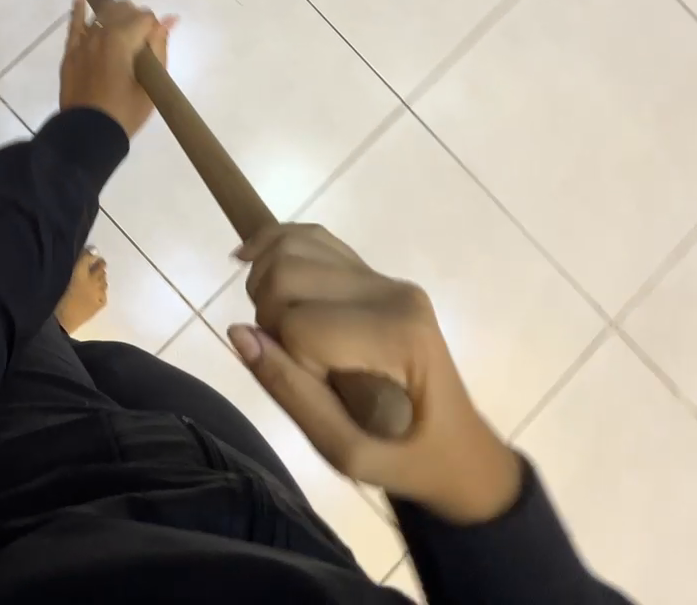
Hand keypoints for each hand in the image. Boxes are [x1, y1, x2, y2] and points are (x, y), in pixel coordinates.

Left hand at [58, 0, 175, 137]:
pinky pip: (73, 25)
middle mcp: (100, 32)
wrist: (88, 133)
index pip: (145, 16)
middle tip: (141, 42)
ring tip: (123, 26)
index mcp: (122, 38)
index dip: (154, 28)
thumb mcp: (150, 81)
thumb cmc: (125, 111)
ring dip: (114, 15)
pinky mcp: (70, 53)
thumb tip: (169, 20)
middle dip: (135, 19)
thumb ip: (158, 46)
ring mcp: (82, 41)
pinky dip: (77, 9)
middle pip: (123, 10)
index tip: (154, 46)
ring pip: (101, 14)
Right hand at [226, 224, 521, 524]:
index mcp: (396, 338)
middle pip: (287, 272)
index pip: (298, 324)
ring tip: (274, 322)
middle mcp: (391, 292)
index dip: (287, 361)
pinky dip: (271, 242)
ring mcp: (383, 276)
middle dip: (266, 315)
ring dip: (263, 279)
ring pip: (291, 245)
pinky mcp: (372, 272)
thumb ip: (290, 392)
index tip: (314, 393)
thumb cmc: (406, 460)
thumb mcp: (347, 453)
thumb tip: (238, 332)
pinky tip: (250, 259)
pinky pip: (309, 236)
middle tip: (285, 357)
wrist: (459, 452)